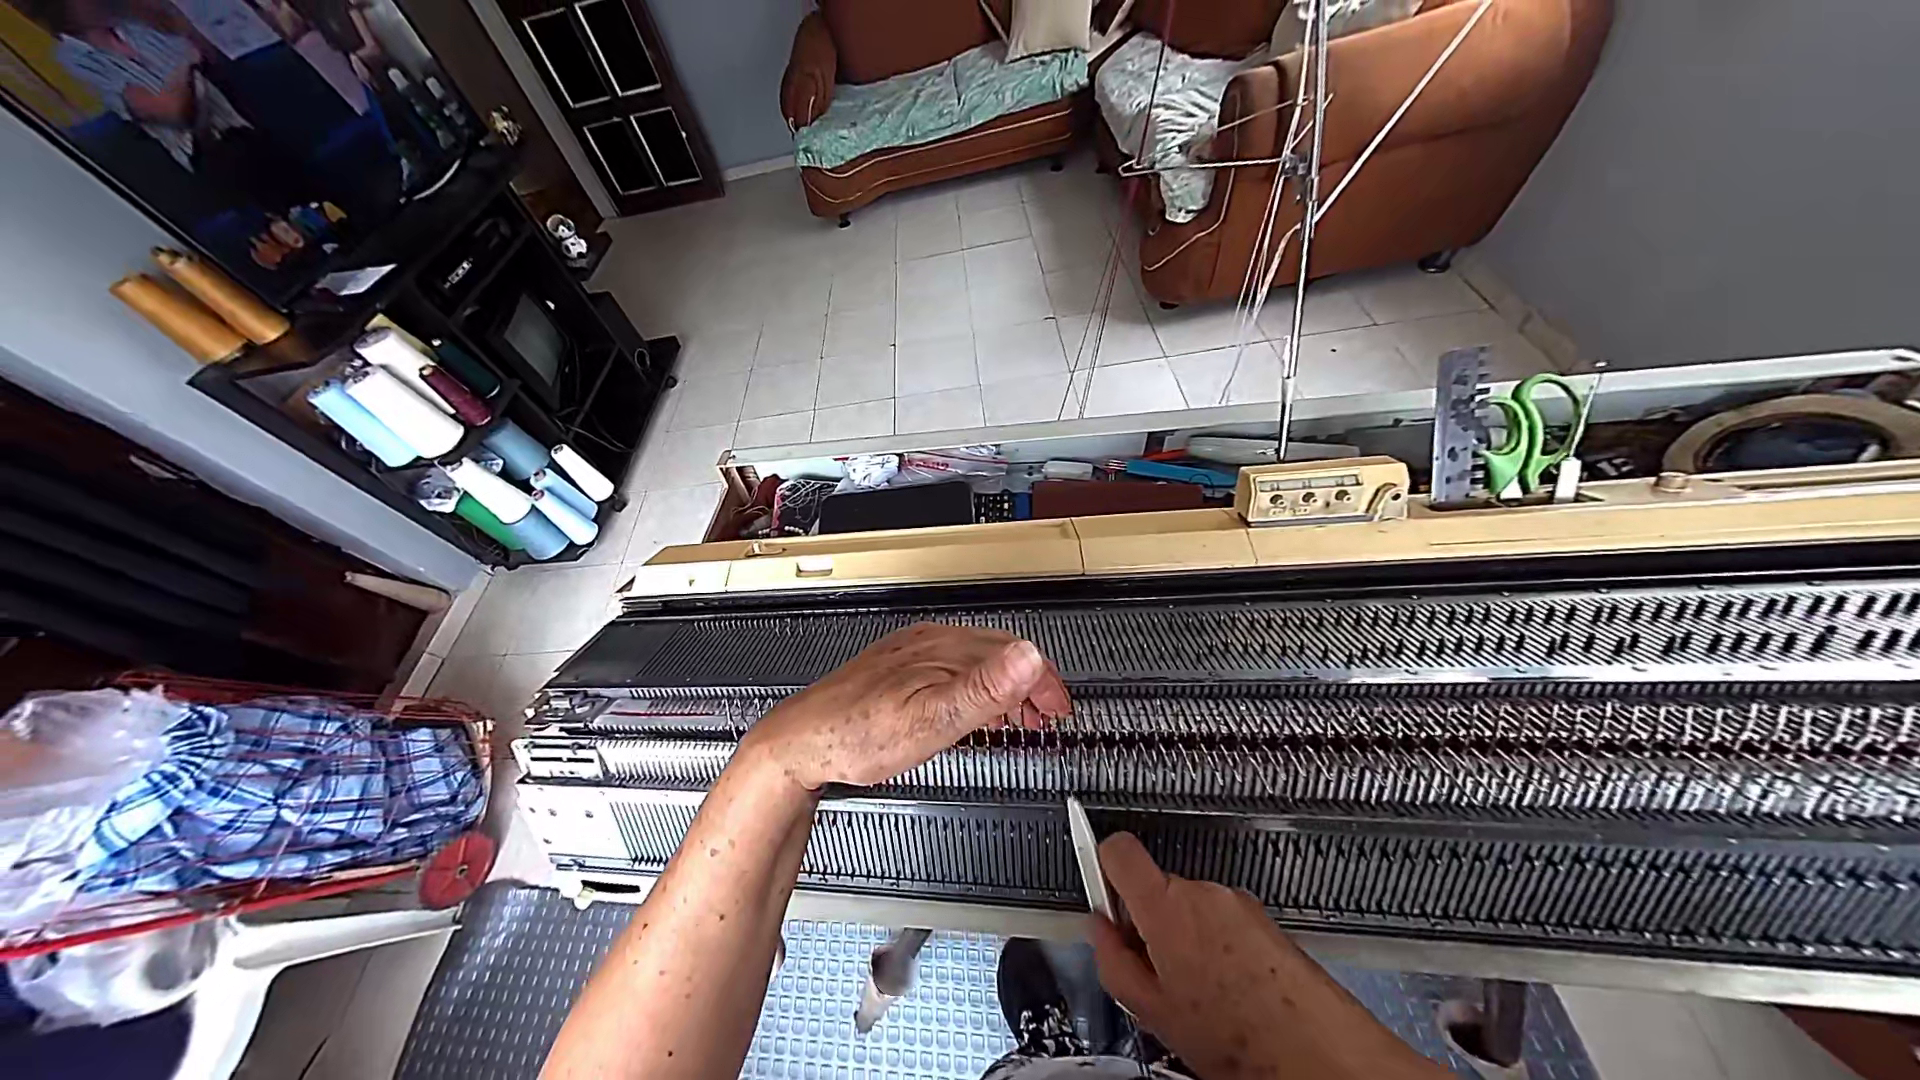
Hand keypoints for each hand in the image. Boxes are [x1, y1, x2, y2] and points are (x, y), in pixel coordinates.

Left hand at [740, 623, 1070, 791]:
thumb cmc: (857, 735)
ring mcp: (913, 653)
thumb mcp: (930, 720)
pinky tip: (973, 703)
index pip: (1015, 655)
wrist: (802, 742)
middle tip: (1047, 716)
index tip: (1060, 711)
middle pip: (1000, 653)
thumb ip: (984, 690)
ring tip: (1019, 715)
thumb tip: (1030, 659)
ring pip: (977, 659)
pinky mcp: (901, 667)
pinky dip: (978, 684)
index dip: (1045, 683)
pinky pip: (953, 666)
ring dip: (1007, 684)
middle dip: (1031, 684)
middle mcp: (930, 643)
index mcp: (943, 650)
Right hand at [1088, 833, 1446, 1079]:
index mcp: (1166, 906)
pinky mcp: (1264, 917)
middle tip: (1161, 975)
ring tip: (1204, 995)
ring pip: (1190, 908)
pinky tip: (1232, 994)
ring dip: (1186, 939)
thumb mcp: (1153, 1013)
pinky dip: (1217, 946)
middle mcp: (1202, 892)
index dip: (1103, 865)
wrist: (1326, 1059)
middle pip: (1156, 887)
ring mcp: (1236, 902)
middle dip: (1150, 922)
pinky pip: (1222, 919)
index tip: (1105, 895)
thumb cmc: (1239, 1042)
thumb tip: (1100, 928)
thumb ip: (1112, 961)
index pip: (1119, 849)